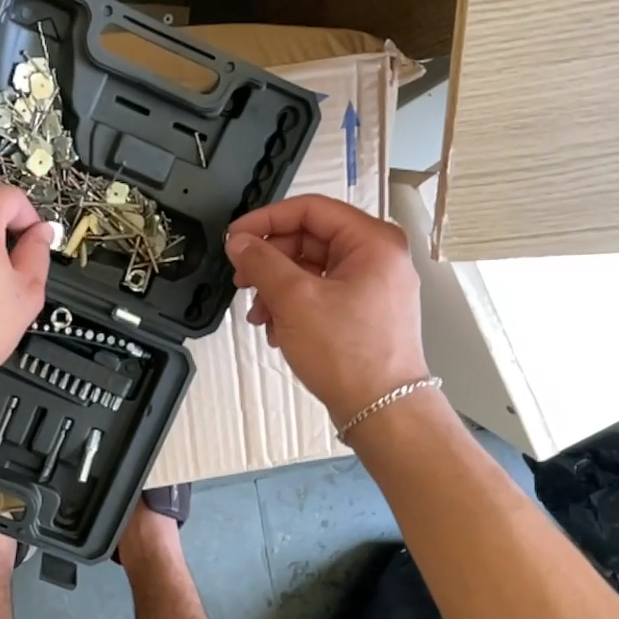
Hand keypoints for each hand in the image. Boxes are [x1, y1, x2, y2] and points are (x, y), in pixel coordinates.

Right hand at [225, 194, 427, 418]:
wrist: (381, 408)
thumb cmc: (353, 358)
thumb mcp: (295, 300)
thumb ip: (262, 263)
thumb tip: (240, 243)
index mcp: (373, 242)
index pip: (310, 209)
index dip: (266, 220)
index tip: (237, 237)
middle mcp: (378, 258)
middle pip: (309, 240)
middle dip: (270, 262)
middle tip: (242, 279)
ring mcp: (372, 286)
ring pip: (310, 269)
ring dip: (276, 288)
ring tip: (259, 315)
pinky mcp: (362, 311)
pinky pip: (319, 293)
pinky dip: (292, 306)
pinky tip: (276, 328)